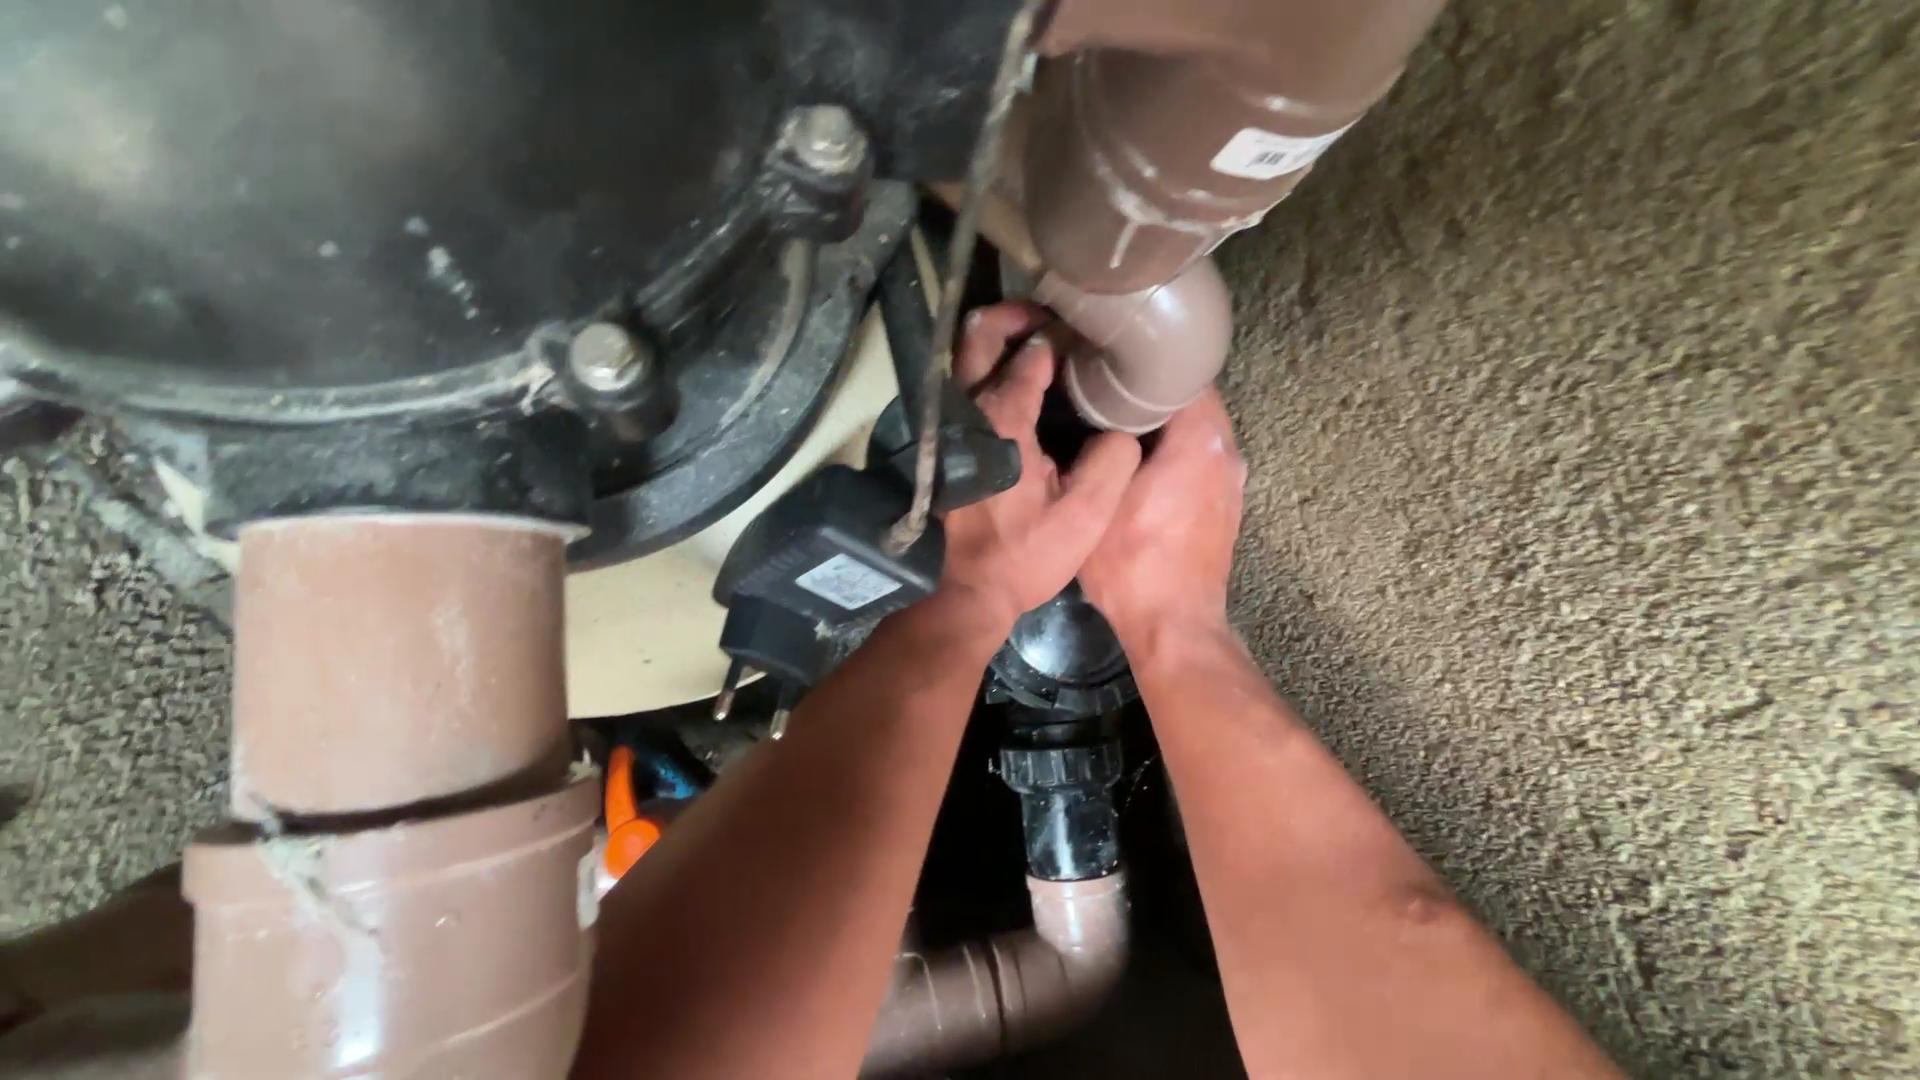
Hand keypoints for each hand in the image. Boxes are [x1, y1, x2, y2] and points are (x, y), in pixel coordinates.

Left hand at [937, 304, 1141, 631]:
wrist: (962, 592)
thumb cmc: (1023, 556)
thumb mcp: (1085, 515)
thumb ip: (1113, 460)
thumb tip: (1122, 427)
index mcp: (1002, 420)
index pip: (1031, 353)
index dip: (1062, 338)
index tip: (1088, 340)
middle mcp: (967, 411)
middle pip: (978, 335)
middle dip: (1015, 315)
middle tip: (1052, 319)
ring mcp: (948, 427)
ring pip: (965, 359)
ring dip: (999, 342)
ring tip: (1042, 347)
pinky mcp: (944, 445)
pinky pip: (965, 390)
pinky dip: (990, 374)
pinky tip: (1023, 391)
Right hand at [1078, 388, 1245, 640]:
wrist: (1173, 624)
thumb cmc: (1133, 562)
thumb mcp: (1101, 498)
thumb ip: (1102, 448)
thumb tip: (1096, 418)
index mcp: (1202, 440)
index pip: (1182, 375)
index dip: (1143, 367)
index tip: (1108, 367)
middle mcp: (1228, 453)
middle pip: (1192, 402)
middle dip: (1151, 394)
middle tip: (1104, 393)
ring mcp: (1232, 482)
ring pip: (1198, 432)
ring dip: (1163, 426)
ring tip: (1115, 426)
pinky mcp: (1226, 506)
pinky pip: (1200, 460)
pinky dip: (1174, 452)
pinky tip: (1138, 465)